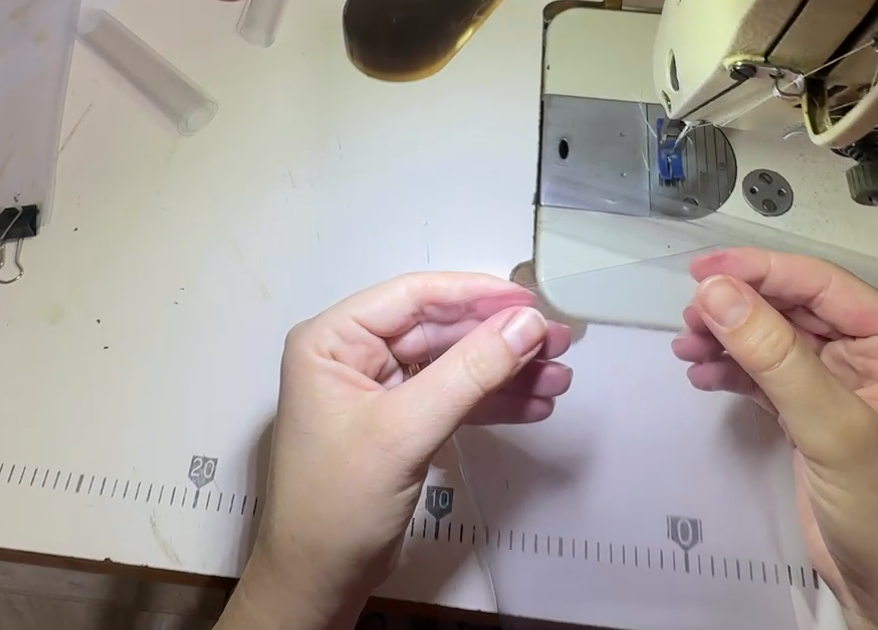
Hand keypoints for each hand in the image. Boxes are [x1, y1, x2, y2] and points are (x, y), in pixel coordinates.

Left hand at [226, 273, 573, 629]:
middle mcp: (355, 352)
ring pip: (454, 363)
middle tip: (557, 339)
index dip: (474, 293)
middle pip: (440, 329)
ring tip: (559, 376)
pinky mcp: (401, 418)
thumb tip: (526, 324)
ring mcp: (380, 386)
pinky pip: (453, 396)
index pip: (413, 296)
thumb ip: (469, 372)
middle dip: (500, 338)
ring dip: (506, 371)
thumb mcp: (404, 431)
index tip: (528, 300)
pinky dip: (493, 401)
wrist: (318, 585)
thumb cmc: (337, 505)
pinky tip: (534, 403)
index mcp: (334, 338)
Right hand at [671, 249, 877, 629]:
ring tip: (686, 347)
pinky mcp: (817, 418)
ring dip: (729, 340)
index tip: (701, 270)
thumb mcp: (836, 431)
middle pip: (794, 310)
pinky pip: (768, 376)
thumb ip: (775, 356)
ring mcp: (846, 390)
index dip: (761, 269)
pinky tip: (703, 376)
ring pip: (776, 341)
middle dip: (739, 310)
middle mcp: (877, 359)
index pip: (824, 286)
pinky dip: (733, 372)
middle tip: (688, 316)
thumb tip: (714, 291)